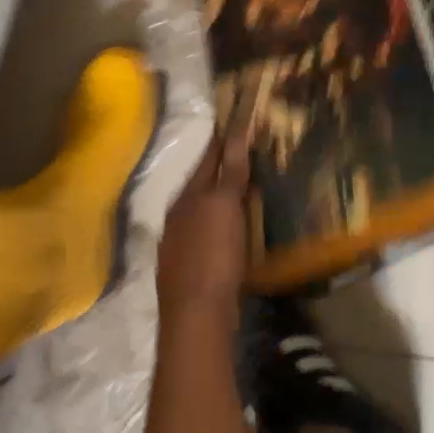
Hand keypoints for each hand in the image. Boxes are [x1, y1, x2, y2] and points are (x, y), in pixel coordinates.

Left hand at [156, 127, 251, 323]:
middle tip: (253, 148)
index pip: (209, 156)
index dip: (225, 137)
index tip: (241, 117)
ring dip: (225, 193)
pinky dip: (225, 219)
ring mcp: (181, 240)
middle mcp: (179, 214)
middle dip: (225, 164)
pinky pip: (211, 229)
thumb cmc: (213, 254)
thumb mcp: (225, 206)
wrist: (196, 314)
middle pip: (206, 180)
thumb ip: (230, 170)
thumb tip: (235, 132)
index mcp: (187, 195)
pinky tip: (239, 224)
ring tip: (251, 184)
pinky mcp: (191, 264)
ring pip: (206, 205)